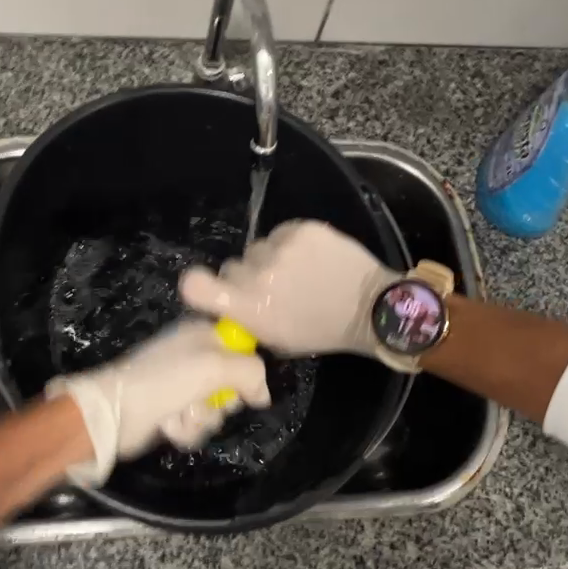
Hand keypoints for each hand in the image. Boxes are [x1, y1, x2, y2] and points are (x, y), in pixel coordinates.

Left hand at [53, 319, 269, 485]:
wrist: (114, 414)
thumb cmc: (165, 381)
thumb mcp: (214, 366)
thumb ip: (251, 373)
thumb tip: (263, 396)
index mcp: (202, 335)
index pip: (242, 348)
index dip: (246, 369)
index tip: (242, 383)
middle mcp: (195, 358)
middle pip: (234, 384)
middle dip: (221, 400)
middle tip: (207, 399)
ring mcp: (182, 387)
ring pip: (217, 410)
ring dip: (200, 419)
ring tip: (179, 416)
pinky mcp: (173, 413)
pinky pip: (198, 426)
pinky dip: (186, 431)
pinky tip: (169, 427)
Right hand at [180, 220, 397, 357]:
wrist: (371, 307)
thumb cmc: (322, 331)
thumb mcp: (278, 340)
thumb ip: (247, 321)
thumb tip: (228, 305)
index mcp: (251, 308)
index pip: (196, 285)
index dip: (196, 283)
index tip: (209, 287)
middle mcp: (260, 275)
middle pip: (232, 266)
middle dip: (246, 276)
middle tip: (273, 287)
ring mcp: (282, 248)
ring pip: (258, 248)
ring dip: (270, 259)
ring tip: (298, 272)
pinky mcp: (302, 228)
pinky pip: (280, 233)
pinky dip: (290, 244)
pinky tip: (310, 258)